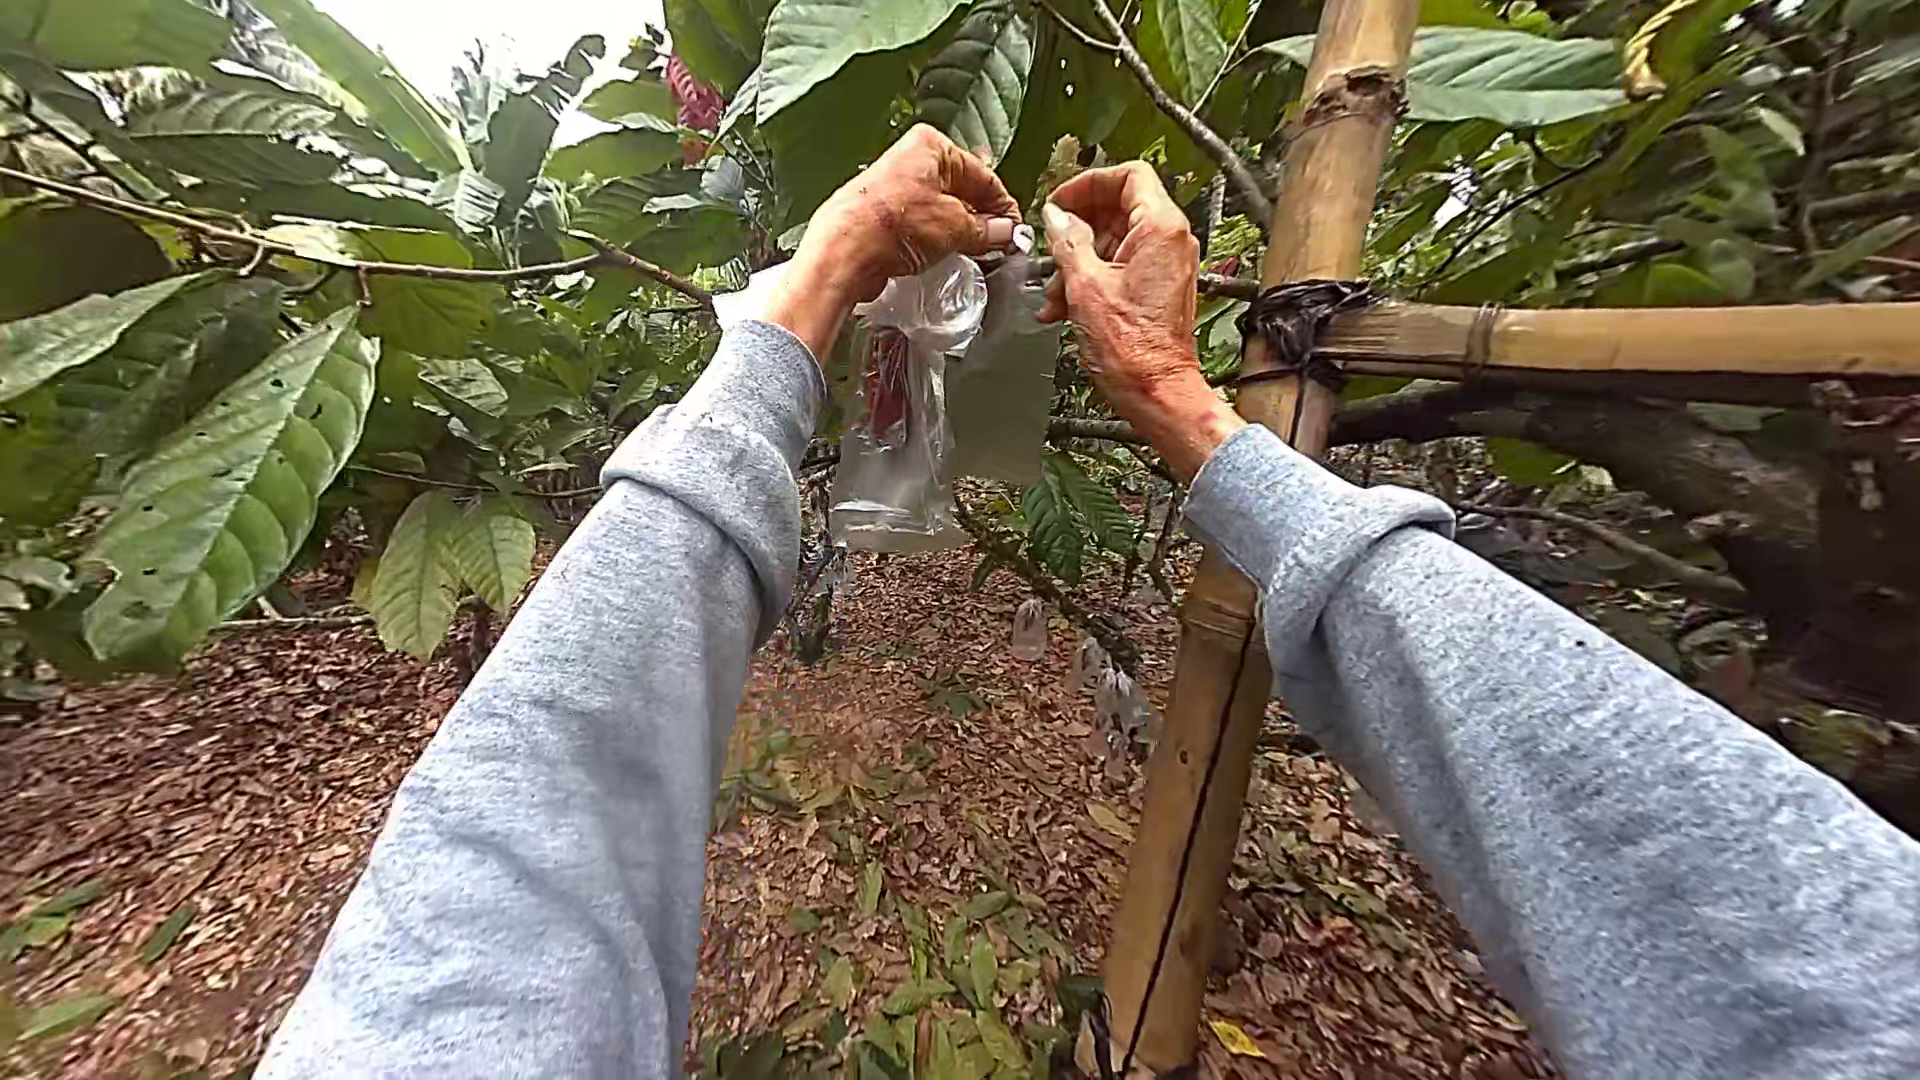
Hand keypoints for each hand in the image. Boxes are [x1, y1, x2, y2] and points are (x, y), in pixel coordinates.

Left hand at [763, 125, 1022, 357]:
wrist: (846, 251)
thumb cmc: (891, 225)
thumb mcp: (955, 226)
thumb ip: (986, 230)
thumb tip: (1004, 232)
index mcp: (931, 146)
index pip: (983, 174)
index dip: (1003, 205)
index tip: (1014, 230)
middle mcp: (911, 162)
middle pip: (961, 192)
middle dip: (981, 220)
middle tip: (998, 245)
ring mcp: (896, 191)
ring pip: (941, 212)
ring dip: (959, 234)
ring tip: (973, 255)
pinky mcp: (885, 220)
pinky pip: (922, 229)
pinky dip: (936, 243)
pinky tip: (943, 258)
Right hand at [1040, 162, 1244, 479]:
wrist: (1154, 390)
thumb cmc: (1132, 349)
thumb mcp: (1085, 287)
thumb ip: (1068, 242)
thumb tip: (1056, 218)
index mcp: (1160, 228)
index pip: (1127, 176)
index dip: (1087, 185)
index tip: (1060, 204)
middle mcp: (1170, 242)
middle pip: (1116, 213)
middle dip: (1076, 236)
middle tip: (1051, 253)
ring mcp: (1164, 267)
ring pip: (1112, 247)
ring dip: (1076, 267)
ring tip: (1055, 297)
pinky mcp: (1155, 291)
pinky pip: (1118, 272)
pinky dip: (1090, 284)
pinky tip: (1066, 308)